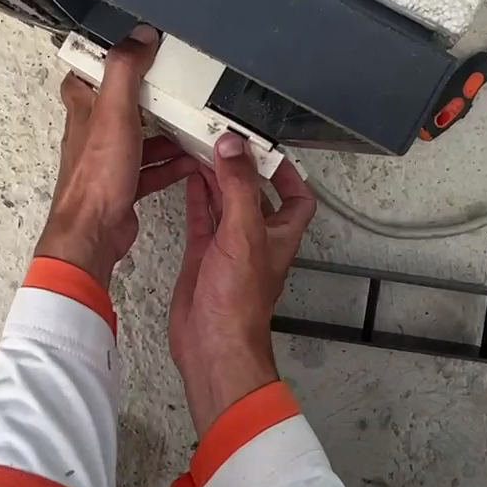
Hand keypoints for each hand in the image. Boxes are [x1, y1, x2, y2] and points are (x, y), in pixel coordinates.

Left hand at [34, 25, 199, 285]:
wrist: (94, 230)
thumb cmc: (95, 178)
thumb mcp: (114, 112)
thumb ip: (125, 69)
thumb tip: (138, 35)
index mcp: (85, 108)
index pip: (87, 72)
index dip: (105, 58)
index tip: (131, 47)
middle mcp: (93, 132)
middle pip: (119, 104)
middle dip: (146, 95)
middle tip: (170, 85)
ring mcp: (108, 160)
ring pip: (138, 137)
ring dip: (163, 131)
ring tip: (188, 124)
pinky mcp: (123, 184)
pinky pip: (151, 168)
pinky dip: (170, 163)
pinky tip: (189, 161)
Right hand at [169, 134, 315, 432]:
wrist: (212, 343)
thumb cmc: (239, 305)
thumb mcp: (243, 234)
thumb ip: (238, 187)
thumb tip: (233, 148)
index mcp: (279, 234)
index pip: (296, 196)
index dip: (285, 172)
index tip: (264, 148)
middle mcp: (256, 239)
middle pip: (254, 194)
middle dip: (242, 168)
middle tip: (226, 142)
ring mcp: (229, 247)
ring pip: (226, 202)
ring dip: (217, 178)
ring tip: (205, 151)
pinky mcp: (203, 256)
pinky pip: (202, 219)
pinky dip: (197, 198)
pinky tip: (190, 180)